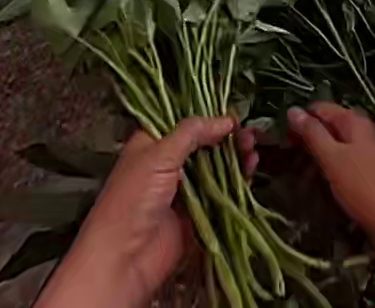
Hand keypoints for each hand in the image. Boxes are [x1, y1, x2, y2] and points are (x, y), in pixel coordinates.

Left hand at [34, 116, 235, 307]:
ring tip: (252, 148)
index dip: (208, 116)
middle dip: (226, 137)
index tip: (231, 114)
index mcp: (152, 141)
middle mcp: (168, 163)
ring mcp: (183, 190)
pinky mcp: (196, 216)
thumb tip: (224, 120)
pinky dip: (236, 183)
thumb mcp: (159, 154)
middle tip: (247, 132)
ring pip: (215, 168)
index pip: (185, 121)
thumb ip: (192, 133)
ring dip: (234, 158)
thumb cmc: (132, 200)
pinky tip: (250, 171)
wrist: (122, 260)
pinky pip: (220, 195)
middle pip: (203, 145)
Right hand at [284, 102, 374, 238]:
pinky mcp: (373, 171)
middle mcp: (363, 129)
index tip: (284, 138)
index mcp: (353, 120)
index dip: (300, 119)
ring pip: (337, 145)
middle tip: (292, 157)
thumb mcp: (332, 158)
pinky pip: (346, 161)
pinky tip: (326, 184)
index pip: (319, 107)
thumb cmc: (364, 187)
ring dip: (321, 156)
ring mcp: (370, 150)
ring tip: (305, 174)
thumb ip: (312, 133)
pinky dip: (334, 168)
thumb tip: (293, 109)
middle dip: (310, 139)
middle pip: (329, 125)